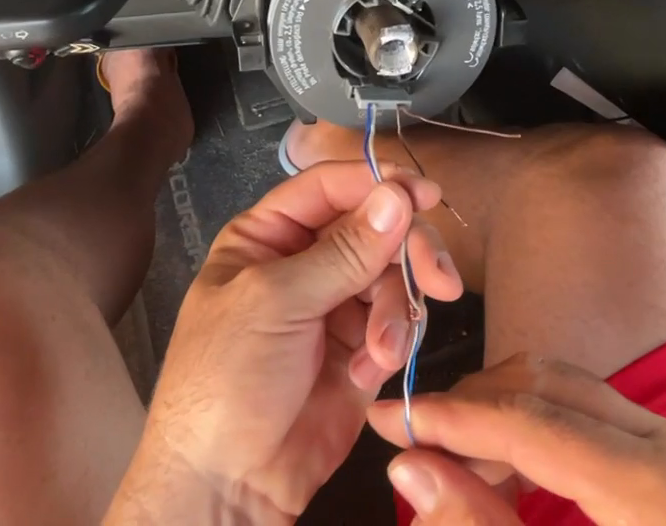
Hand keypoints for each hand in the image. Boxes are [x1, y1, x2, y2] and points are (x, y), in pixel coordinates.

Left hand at [106, 162, 463, 524]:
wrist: (227, 482)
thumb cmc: (229, 376)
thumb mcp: (277, 303)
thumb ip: (343, 251)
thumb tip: (397, 196)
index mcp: (268, 235)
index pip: (330, 188)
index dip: (377, 184)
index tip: (426, 194)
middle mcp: (305, 261)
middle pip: (373, 227)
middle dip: (406, 252)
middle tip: (439, 279)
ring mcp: (335, 305)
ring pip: (392, 275)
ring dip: (396, 310)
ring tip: (380, 351)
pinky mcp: (361, 348)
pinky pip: (397, 322)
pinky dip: (392, 343)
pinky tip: (369, 372)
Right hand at [366, 354, 665, 525]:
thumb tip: (409, 467)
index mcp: (657, 486)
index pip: (528, 421)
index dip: (449, 417)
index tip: (384, 420)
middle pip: (542, 386)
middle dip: (467, 409)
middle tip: (412, 445)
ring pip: (559, 387)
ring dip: (494, 414)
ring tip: (451, 463)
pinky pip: (583, 411)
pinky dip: (529, 426)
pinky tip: (501, 471)